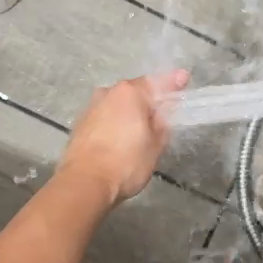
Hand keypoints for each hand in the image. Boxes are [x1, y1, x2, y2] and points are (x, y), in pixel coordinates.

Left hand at [56, 70, 187, 207]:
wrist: (84, 183)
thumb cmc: (126, 162)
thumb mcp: (155, 145)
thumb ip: (162, 124)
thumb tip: (159, 114)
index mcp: (130, 93)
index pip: (157, 83)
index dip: (173, 82)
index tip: (184, 79)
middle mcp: (108, 93)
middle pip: (134, 93)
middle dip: (148, 101)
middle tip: (162, 114)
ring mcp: (90, 108)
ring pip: (117, 105)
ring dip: (129, 113)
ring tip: (139, 130)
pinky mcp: (79, 125)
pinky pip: (105, 118)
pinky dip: (115, 123)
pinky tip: (120, 138)